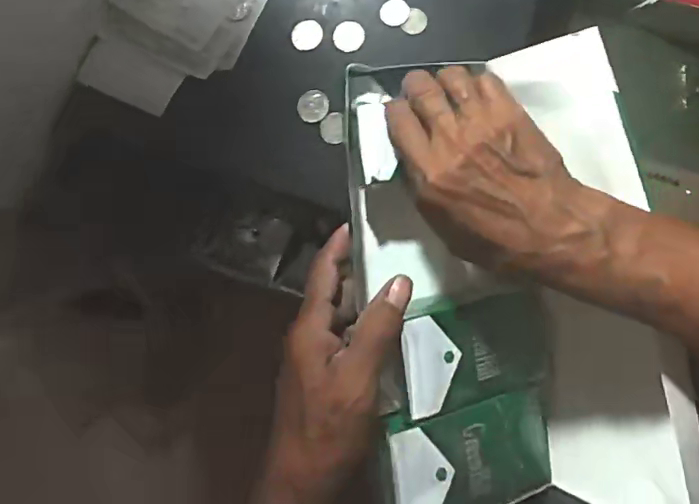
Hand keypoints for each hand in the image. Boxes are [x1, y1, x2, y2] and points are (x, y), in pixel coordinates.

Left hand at [253, 225, 410, 503]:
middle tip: (391, 250)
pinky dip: (364, 327)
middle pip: (333, 292)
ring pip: (340, 317)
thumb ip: (378, 328)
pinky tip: (388, 331)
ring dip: (364, 300)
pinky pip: (344, 339)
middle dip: (358, 270)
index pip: (323, 272)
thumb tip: (399, 280)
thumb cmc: (326, 429)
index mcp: (308, 328)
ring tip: (397, 284)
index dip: (338, 245)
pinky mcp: (320, 379)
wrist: (298, 487)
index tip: (356, 221)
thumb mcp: (358, 378)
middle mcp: (306, 336)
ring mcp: (311, 359)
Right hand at [385, 66, 610, 275]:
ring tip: (451, 90)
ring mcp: (481, 120)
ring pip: (452, 76)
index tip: (401, 112)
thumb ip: (421, 185)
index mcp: (429, 171)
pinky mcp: (509, 111)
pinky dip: (478, 83)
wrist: (551, 228)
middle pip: (420, 88)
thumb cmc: (497, 240)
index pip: (397, 117)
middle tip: (421, 91)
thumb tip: (412, 156)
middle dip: (415, 85)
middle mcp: (449, 138)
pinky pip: (485, 79)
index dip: (396, 110)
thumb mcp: (442, 226)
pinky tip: (481, 96)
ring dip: (446, 80)